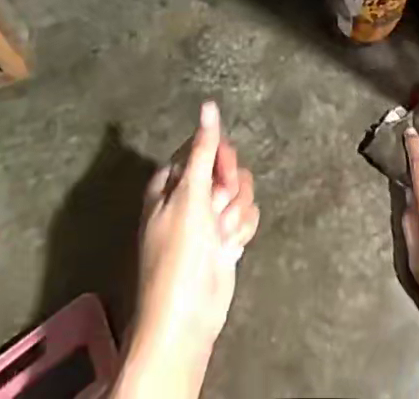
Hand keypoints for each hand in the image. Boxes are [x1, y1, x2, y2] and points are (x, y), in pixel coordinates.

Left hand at [120, 101, 258, 396]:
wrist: (189, 312)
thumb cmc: (181, 252)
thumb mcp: (191, 193)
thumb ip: (203, 148)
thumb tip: (208, 106)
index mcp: (171, 181)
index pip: (202, 147)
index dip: (217, 158)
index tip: (220, 172)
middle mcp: (189, 195)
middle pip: (226, 168)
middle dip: (230, 188)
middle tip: (218, 208)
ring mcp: (208, 217)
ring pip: (241, 191)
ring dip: (236, 213)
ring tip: (221, 236)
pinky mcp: (225, 236)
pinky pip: (247, 215)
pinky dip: (241, 230)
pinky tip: (230, 248)